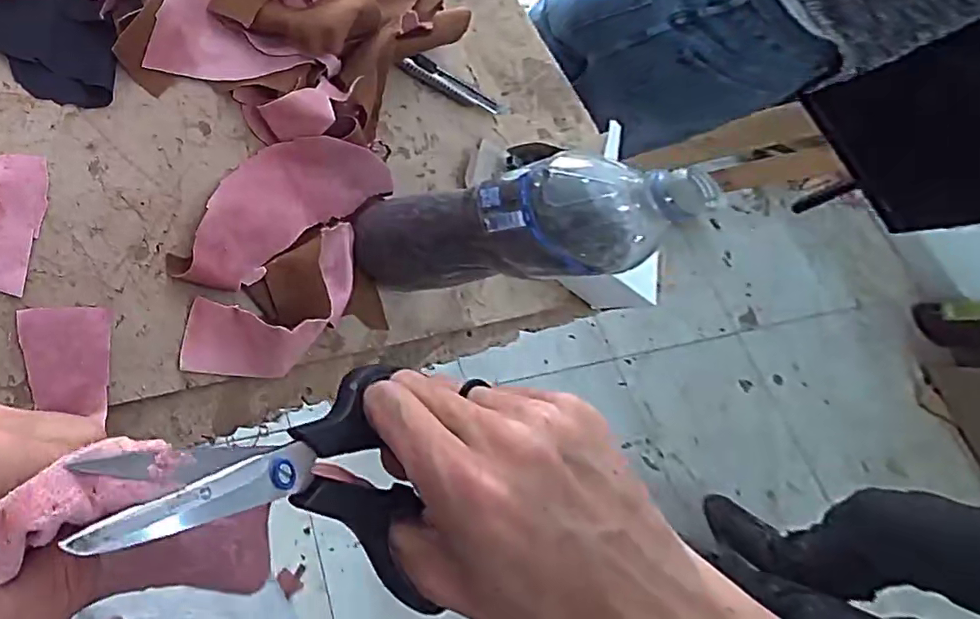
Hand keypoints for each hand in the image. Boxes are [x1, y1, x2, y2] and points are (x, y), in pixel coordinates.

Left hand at [0, 403, 227, 618]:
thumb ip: (79, 574)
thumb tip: (158, 536)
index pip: (95, 452)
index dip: (130, 490)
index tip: (152, 529)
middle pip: (85, 440)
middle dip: (96, 493)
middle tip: (80, 555)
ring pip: (69, 440)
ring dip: (75, 489)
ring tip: (44, 548)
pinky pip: (43, 444)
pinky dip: (52, 481)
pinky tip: (25, 527)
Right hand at [364, 373, 771, 618]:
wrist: (640, 602)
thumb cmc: (544, 601)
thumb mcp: (448, 579)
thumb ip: (386, 520)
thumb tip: (339, 475)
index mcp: (465, 481)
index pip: (388, 398)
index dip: (376, 414)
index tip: (384, 433)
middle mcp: (501, 435)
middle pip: (418, 382)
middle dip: (412, 413)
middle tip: (430, 453)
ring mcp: (540, 414)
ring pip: (463, 388)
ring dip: (462, 419)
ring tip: (489, 463)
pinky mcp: (570, 404)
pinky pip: (509, 393)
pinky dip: (505, 419)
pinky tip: (526, 458)